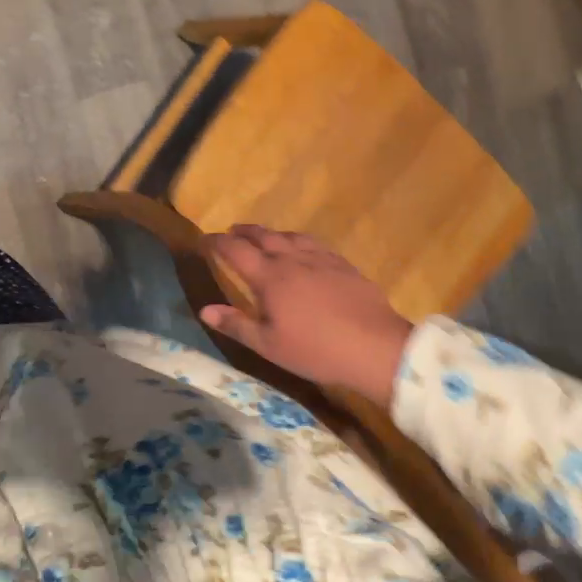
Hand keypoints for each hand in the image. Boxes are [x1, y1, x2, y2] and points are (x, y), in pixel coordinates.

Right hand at [198, 225, 414, 405]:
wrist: (377, 349)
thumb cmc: (316, 350)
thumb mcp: (269, 345)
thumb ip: (236, 324)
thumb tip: (204, 310)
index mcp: (269, 277)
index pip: (235, 250)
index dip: (217, 243)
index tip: (205, 240)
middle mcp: (291, 259)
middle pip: (262, 235)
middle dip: (243, 232)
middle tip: (232, 232)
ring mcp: (320, 259)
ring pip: (290, 236)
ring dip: (271, 234)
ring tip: (265, 238)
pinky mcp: (343, 265)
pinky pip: (315, 244)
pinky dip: (299, 242)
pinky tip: (304, 251)